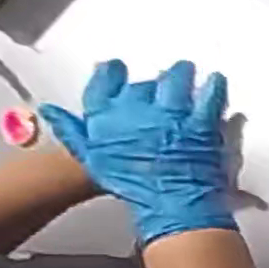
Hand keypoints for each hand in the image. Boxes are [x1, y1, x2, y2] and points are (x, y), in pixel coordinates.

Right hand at [40, 60, 237, 246]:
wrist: (169, 201)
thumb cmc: (132, 184)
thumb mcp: (92, 158)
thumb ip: (73, 131)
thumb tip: (51, 111)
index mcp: (108, 115)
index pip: (104, 82)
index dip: (110, 72)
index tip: (115, 66)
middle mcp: (139, 110)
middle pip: (147, 82)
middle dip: (158, 76)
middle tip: (167, 71)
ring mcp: (172, 116)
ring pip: (178, 84)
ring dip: (185, 75)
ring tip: (189, 69)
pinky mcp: (201, 124)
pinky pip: (210, 99)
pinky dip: (215, 88)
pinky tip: (217, 81)